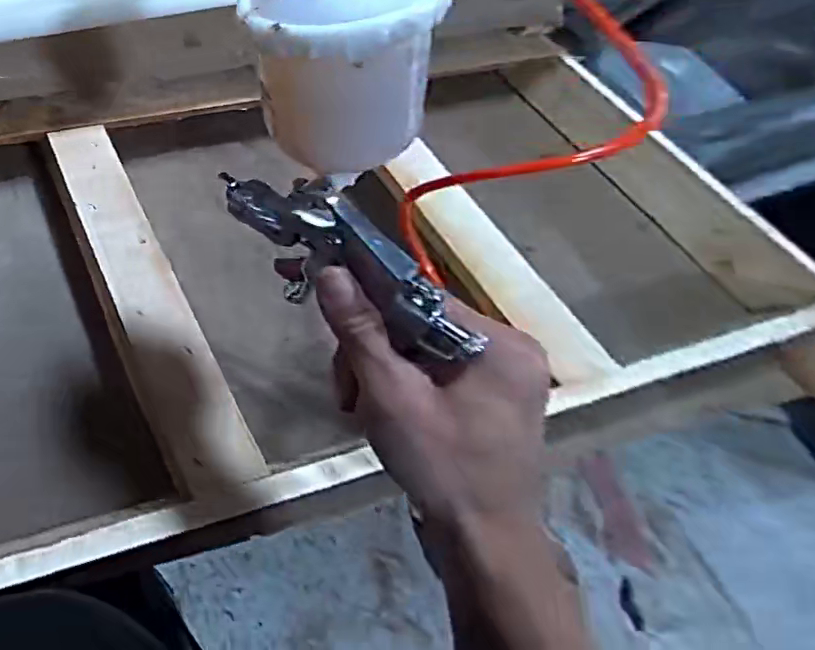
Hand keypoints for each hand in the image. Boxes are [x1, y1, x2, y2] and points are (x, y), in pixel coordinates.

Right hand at [314, 266, 590, 648]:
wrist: (483, 545)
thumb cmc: (443, 464)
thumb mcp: (390, 392)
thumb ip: (359, 328)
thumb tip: (330, 269)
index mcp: (497, 342)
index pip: (414, 291)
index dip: (360, 282)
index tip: (313, 269)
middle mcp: (501, 348)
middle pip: (407, 317)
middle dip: (363, 344)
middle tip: (342, 379)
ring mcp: (491, 372)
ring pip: (406, 341)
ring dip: (369, 365)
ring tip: (354, 402)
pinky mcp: (476, 393)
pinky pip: (418, 363)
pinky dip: (386, 378)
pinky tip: (371, 404)